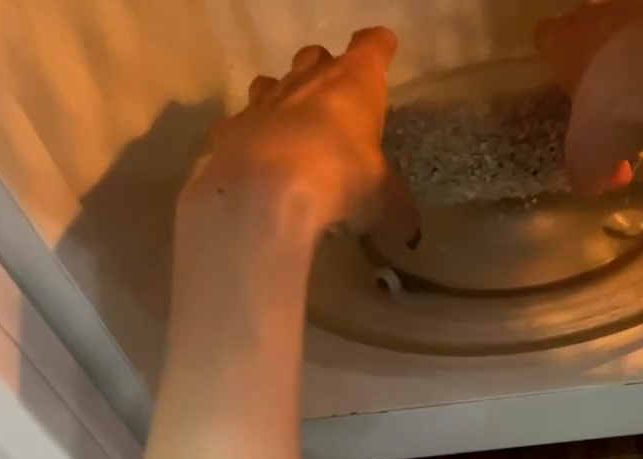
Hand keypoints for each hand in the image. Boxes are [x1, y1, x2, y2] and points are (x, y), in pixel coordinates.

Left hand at [180, 27, 416, 242]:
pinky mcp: (233, 128)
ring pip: (273, 81)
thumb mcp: (384, 199)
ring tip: (293, 122)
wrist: (268, 191)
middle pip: (316, 56)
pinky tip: (259, 158)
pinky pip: (244, 123)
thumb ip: (395, 206)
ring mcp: (265, 100)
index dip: (379, 47)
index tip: (384, 45)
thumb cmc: (342, 177)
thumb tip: (409, 229)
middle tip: (336, 94)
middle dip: (326, 69)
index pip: (371, 48)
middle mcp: (307, 80)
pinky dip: (253, 135)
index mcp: (353, 84)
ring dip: (284, 95)